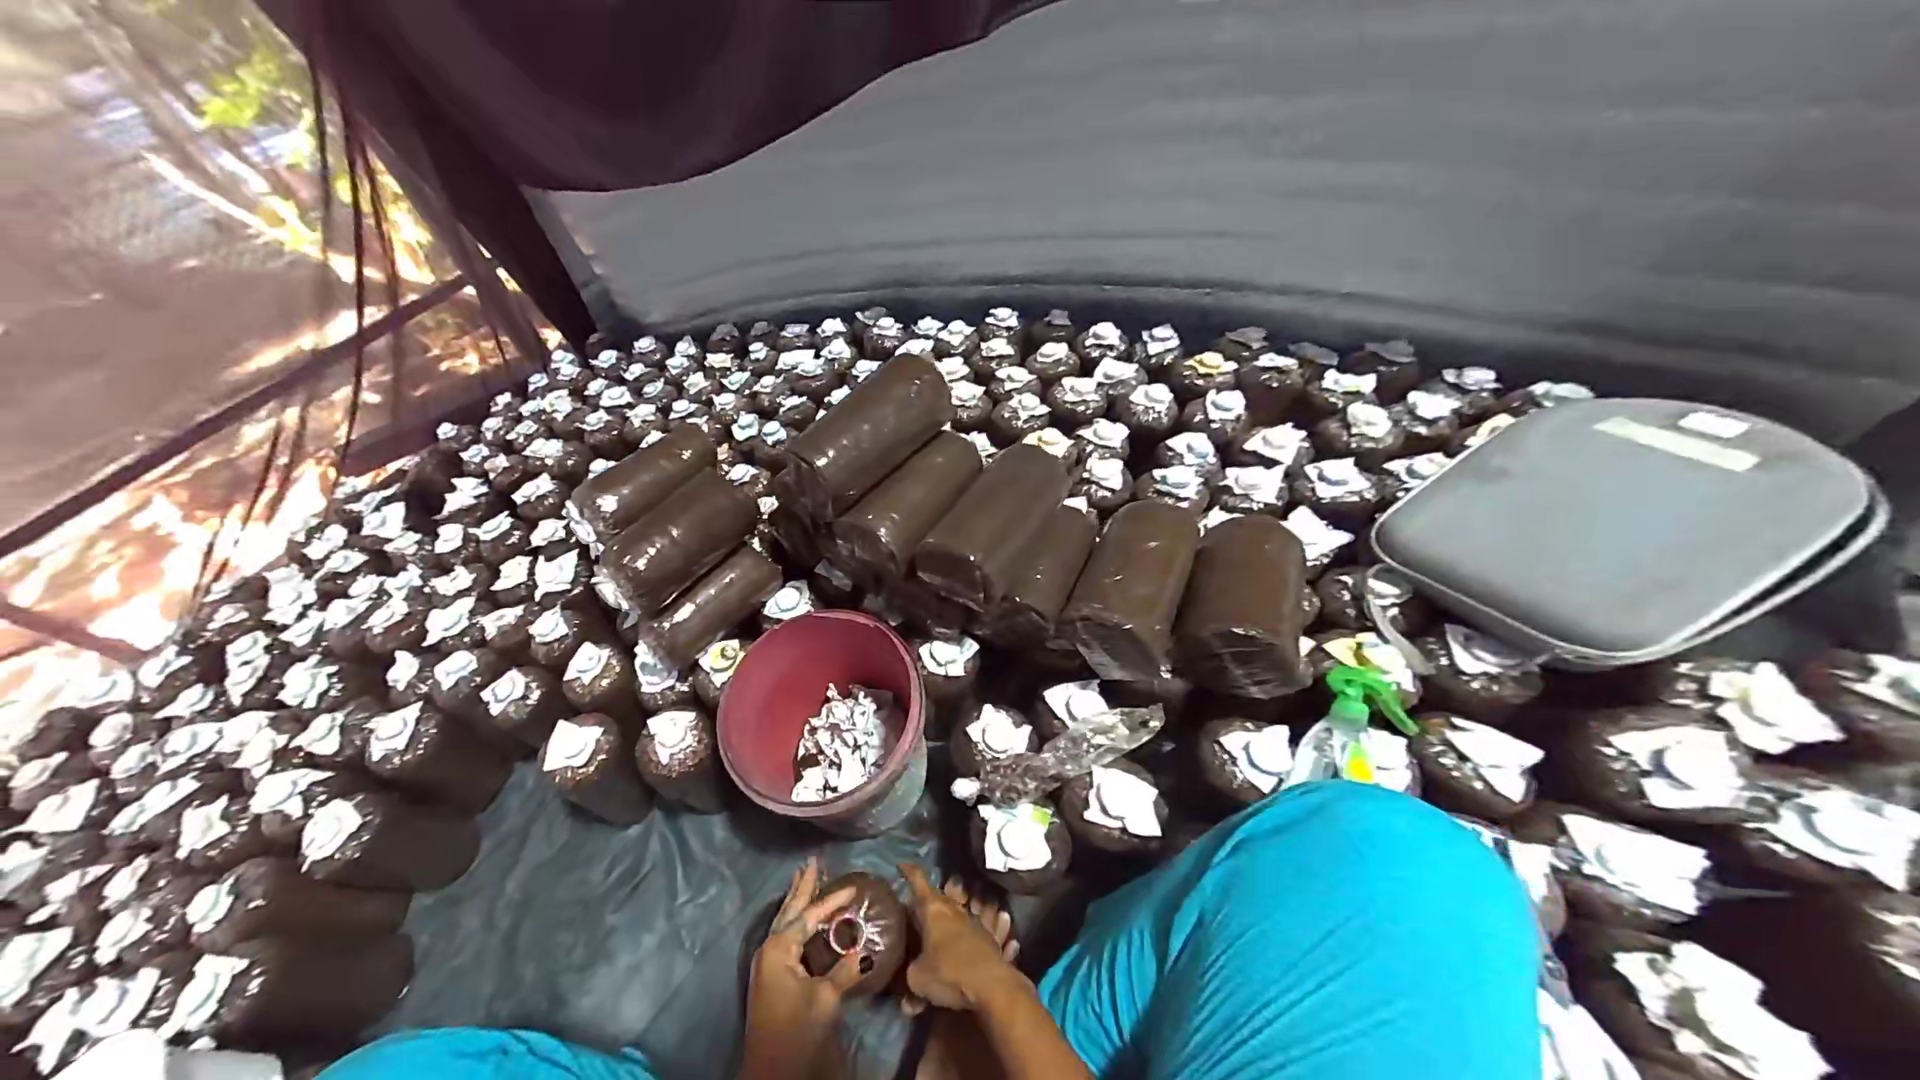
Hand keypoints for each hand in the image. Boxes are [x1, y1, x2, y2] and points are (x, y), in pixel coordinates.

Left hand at [745, 858, 861, 1051]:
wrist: (771, 1074)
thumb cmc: (797, 1031)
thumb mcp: (826, 999)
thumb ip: (844, 970)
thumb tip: (863, 950)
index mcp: (779, 949)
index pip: (809, 916)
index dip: (831, 900)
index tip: (852, 887)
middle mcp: (769, 950)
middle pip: (789, 911)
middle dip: (802, 887)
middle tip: (812, 862)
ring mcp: (767, 965)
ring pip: (784, 922)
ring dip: (796, 901)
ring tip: (803, 878)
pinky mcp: (771, 978)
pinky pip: (785, 936)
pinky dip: (795, 921)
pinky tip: (800, 919)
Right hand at [899, 864, 1029, 1011]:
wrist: (991, 986)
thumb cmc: (948, 973)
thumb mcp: (918, 978)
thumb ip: (911, 977)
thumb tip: (908, 995)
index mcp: (934, 911)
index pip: (919, 884)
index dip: (909, 873)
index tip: (902, 864)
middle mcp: (956, 911)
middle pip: (944, 897)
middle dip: (935, 896)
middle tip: (925, 901)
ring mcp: (978, 924)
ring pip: (972, 908)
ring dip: (969, 905)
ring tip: (969, 902)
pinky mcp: (994, 941)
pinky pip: (994, 928)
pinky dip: (998, 924)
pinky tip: (1003, 919)